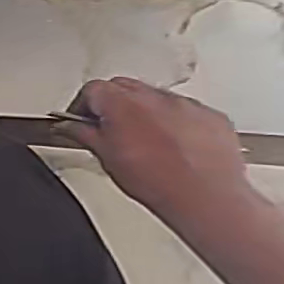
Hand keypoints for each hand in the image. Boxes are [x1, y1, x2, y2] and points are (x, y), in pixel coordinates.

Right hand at [54, 77, 252, 218]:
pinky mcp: (211, 117)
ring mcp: (186, 105)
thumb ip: (83, 133)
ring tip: (142, 140)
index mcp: (122, 102)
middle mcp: (154, 97)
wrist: (203, 197)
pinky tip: (170, 145)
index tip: (80, 120)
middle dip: (111, 103)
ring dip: (144, 111)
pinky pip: (185, 110)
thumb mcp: (104, 156)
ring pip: (154, 97)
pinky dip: (174, 121)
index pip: (92, 89)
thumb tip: (71, 126)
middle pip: (123, 86)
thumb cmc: (156, 179)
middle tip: (106, 126)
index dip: (82, 105)